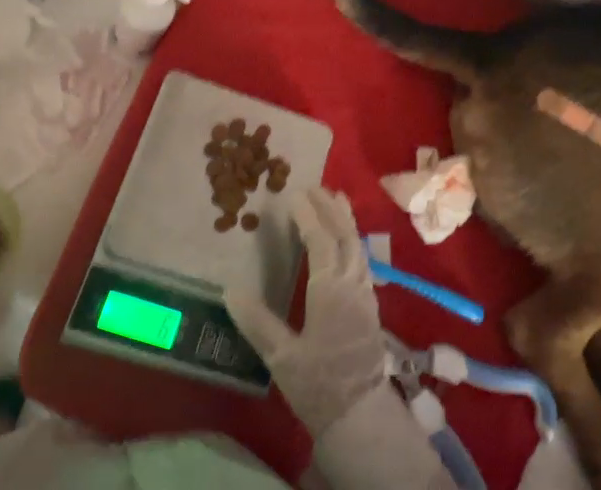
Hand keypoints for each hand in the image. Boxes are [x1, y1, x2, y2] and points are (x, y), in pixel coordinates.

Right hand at [225, 190, 386, 435]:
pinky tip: (346, 241)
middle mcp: (353, 285)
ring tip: (335, 200)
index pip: (321, 241)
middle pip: (346, 236)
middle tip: (315, 186)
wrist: (359, 415)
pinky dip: (353, 240)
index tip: (294, 195)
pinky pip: (362, 260)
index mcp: (331, 290)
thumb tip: (229, 288)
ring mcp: (366, 294)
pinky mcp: (370, 306)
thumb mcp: (280, 356)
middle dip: (331, 209)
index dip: (308, 216)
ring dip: (346, 221)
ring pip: (358, 246)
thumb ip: (256, 320)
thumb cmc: (318, 385)